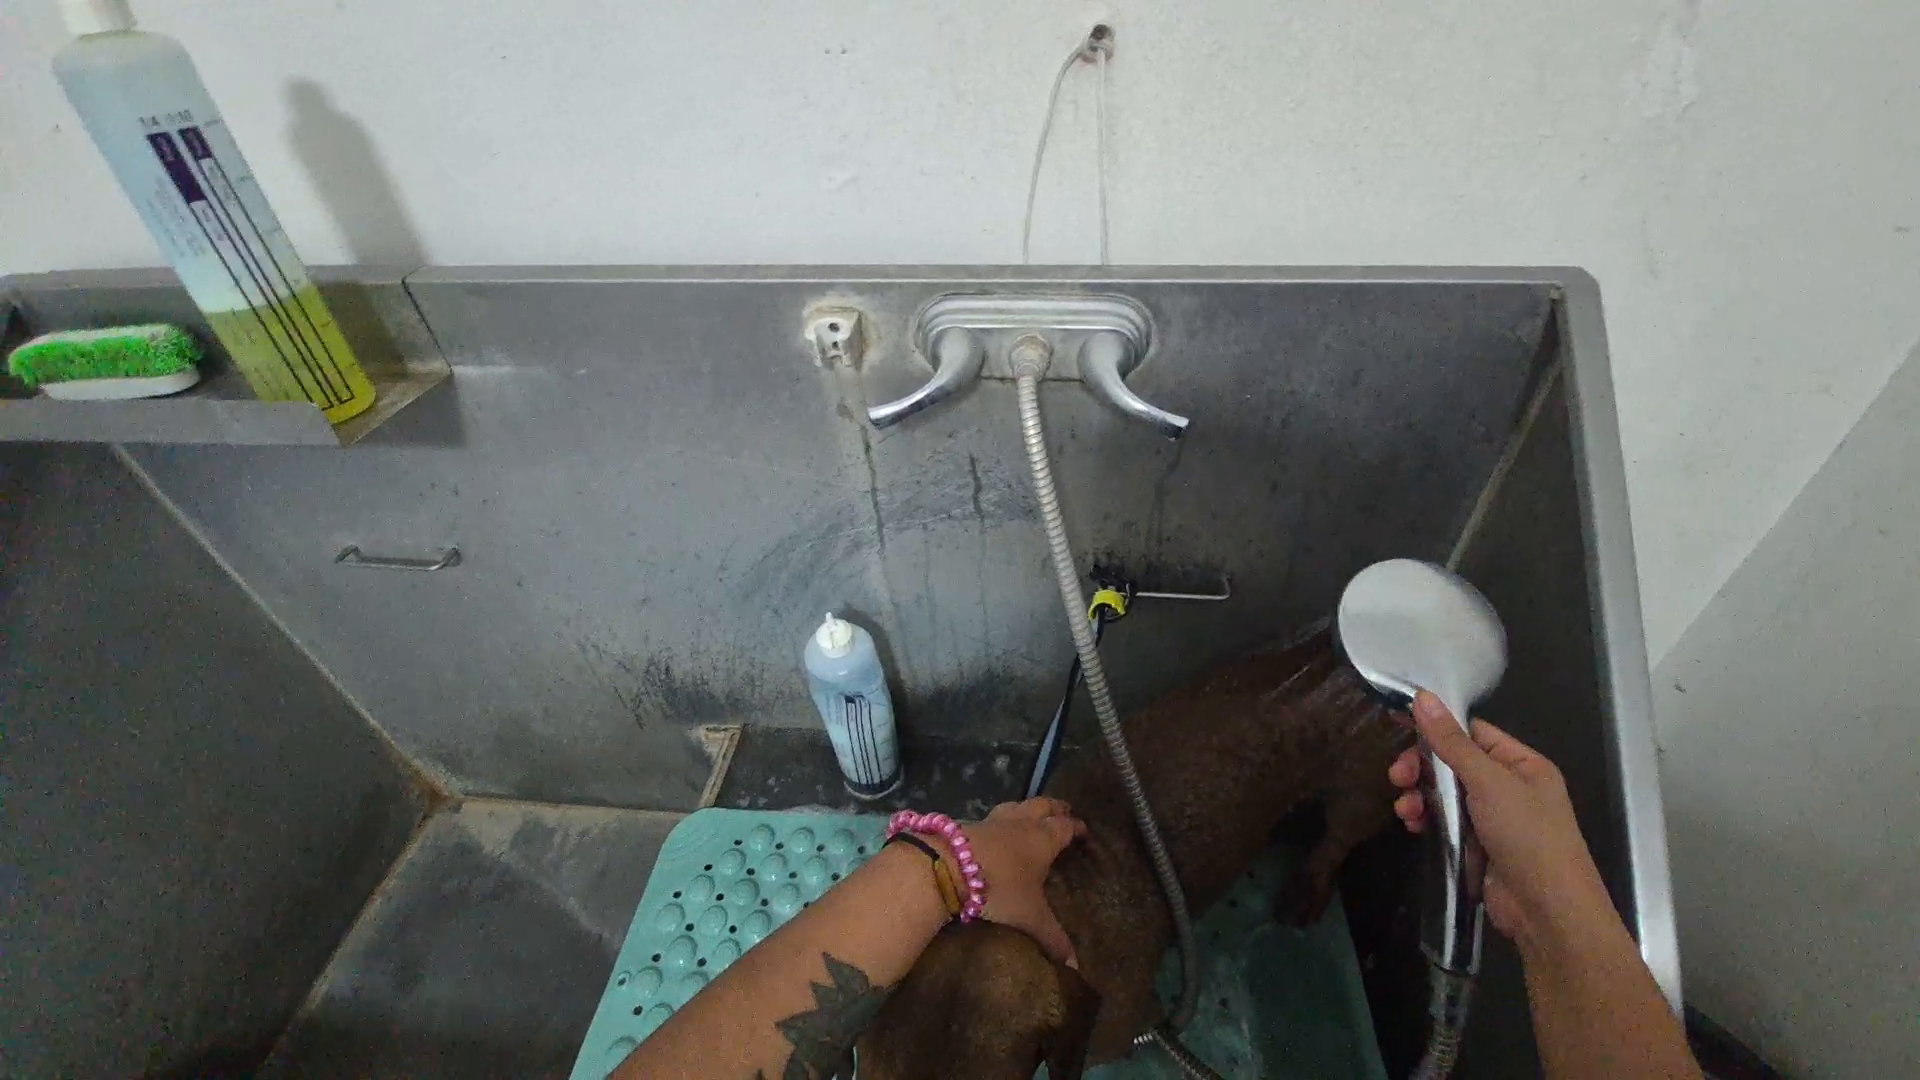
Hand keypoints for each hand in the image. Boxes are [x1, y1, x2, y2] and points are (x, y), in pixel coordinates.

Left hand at [949, 798, 1087, 967]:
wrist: (951, 865)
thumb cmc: (1001, 887)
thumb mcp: (1030, 916)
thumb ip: (1053, 938)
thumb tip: (1075, 967)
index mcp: (1043, 839)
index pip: (1066, 826)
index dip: (1077, 827)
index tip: (1084, 830)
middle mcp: (1022, 823)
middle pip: (1043, 806)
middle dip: (1056, 808)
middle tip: (1064, 811)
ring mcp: (995, 820)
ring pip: (1018, 805)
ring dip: (1028, 807)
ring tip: (1033, 814)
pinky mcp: (972, 823)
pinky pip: (994, 816)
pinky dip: (1003, 818)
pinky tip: (999, 829)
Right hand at [1387, 692, 1615, 955]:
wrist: (1549, 913)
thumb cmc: (1528, 838)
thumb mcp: (1488, 782)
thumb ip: (1451, 741)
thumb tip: (1423, 697)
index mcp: (1522, 764)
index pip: (1472, 732)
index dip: (1436, 730)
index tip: (1399, 729)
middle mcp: (1509, 786)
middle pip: (1451, 762)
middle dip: (1421, 769)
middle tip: (1397, 777)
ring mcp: (1493, 816)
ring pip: (1442, 792)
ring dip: (1419, 796)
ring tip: (1406, 811)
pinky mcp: (1478, 843)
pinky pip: (1444, 819)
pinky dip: (1426, 819)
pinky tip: (1414, 826)